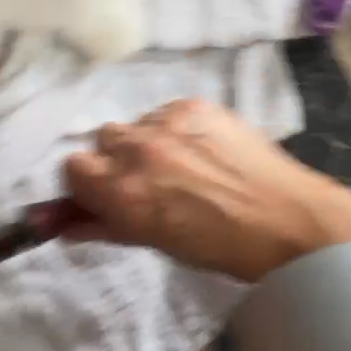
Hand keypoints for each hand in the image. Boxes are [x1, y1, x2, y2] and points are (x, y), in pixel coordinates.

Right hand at [61, 99, 350, 281]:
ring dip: (146, 140)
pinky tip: (202, 148)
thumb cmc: (219, 246)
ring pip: (136, 122)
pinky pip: (168, 110)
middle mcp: (137, 150)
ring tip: (180, 163)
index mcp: (122, 191)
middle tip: (146, 179)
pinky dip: (176, 127)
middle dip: (115, 159)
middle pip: (101, 139)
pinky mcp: (196, 104)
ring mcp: (168, 121)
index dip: (88, 181)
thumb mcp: (155, 243)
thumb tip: (65, 222)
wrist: (285, 217)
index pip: (72, 167)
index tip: (104, 193)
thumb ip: (104, 226)